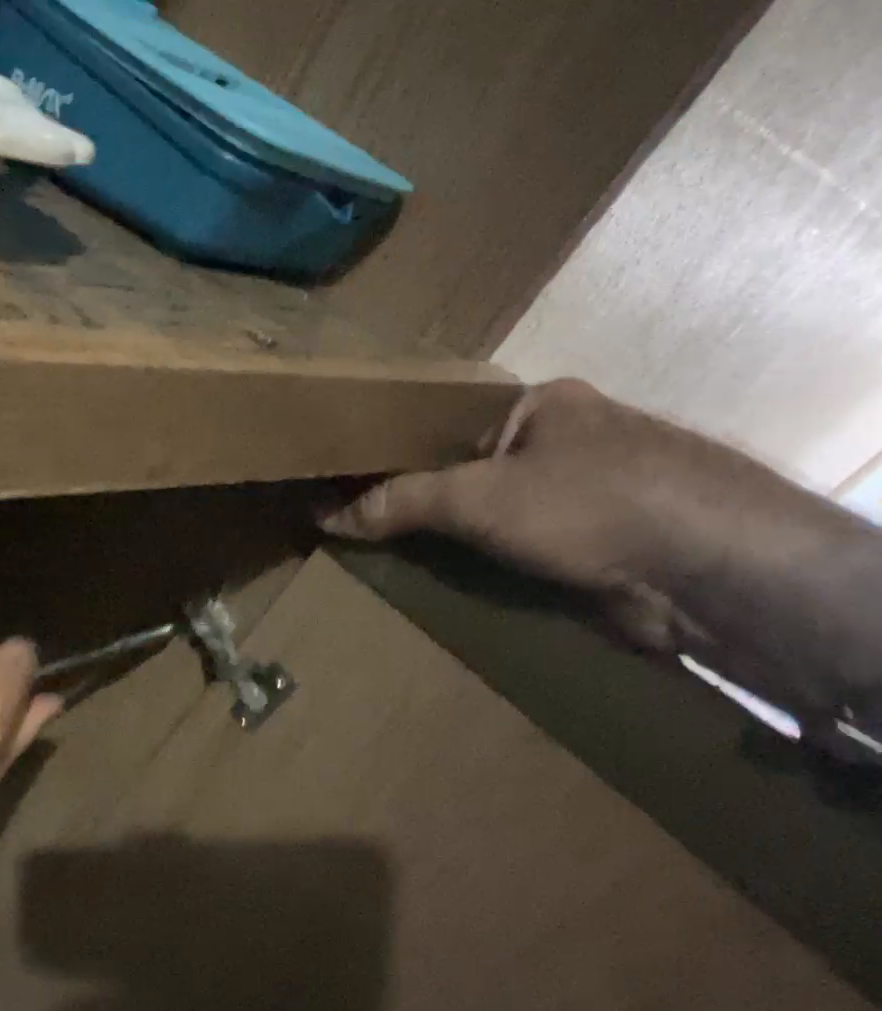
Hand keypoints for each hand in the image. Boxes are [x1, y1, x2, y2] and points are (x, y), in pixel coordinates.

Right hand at [319, 378, 772, 650]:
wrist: (716, 571)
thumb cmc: (590, 504)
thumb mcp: (475, 498)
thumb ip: (397, 502)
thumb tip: (322, 514)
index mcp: (542, 404)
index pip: (448, 421)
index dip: (398, 449)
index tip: (351, 478)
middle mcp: (568, 440)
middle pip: (470, 468)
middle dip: (423, 498)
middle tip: (362, 521)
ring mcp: (592, 491)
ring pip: (498, 511)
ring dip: (457, 536)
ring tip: (393, 554)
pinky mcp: (605, 541)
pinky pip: (526, 547)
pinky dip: (493, 562)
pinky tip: (456, 578)